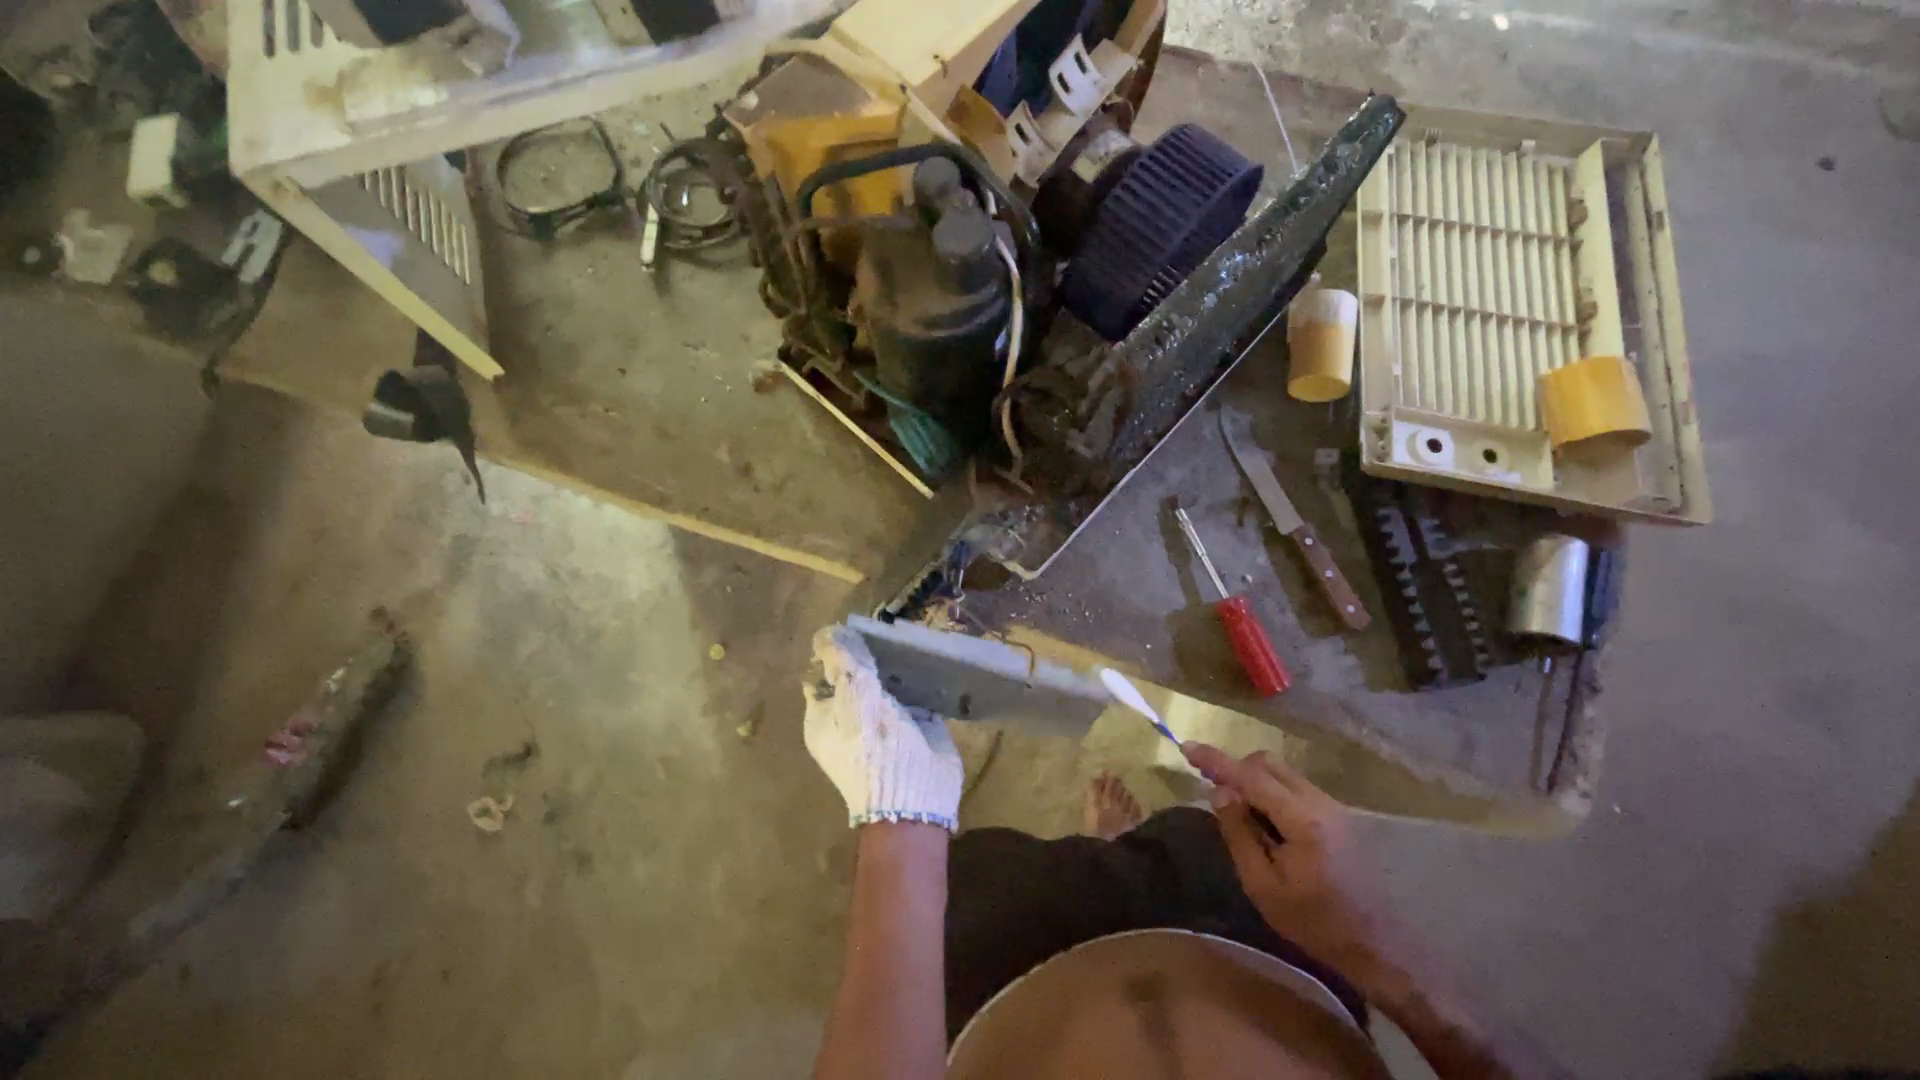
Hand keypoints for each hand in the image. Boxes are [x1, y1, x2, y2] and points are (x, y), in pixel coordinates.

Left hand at [804, 626, 964, 831]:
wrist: (913, 797)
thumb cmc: (871, 747)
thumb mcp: (852, 696)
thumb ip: (842, 660)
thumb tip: (827, 630)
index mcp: (823, 716)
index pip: (822, 673)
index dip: (836, 651)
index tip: (858, 633)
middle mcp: (850, 717)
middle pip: (857, 673)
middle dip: (871, 654)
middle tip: (888, 633)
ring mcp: (883, 722)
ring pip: (887, 680)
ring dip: (897, 663)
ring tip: (910, 640)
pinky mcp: (915, 725)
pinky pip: (914, 691)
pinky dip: (919, 677)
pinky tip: (928, 659)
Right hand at [1183, 742, 1401, 979]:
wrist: (1375, 947)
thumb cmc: (1313, 922)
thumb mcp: (1262, 885)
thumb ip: (1238, 833)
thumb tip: (1220, 792)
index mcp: (1303, 820)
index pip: (1251, 777)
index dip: (1216, 761)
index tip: (1187, 747)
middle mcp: (1322, 803)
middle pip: (1269, 764)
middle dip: (1236, 769)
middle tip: (1211, 789)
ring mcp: (1335, 808)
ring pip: (1284, 773)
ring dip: (1255, 782)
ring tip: (1238, 813)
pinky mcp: (1341, 817)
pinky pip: (1297, 788)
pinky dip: (1273, 793)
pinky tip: (1266, 824)